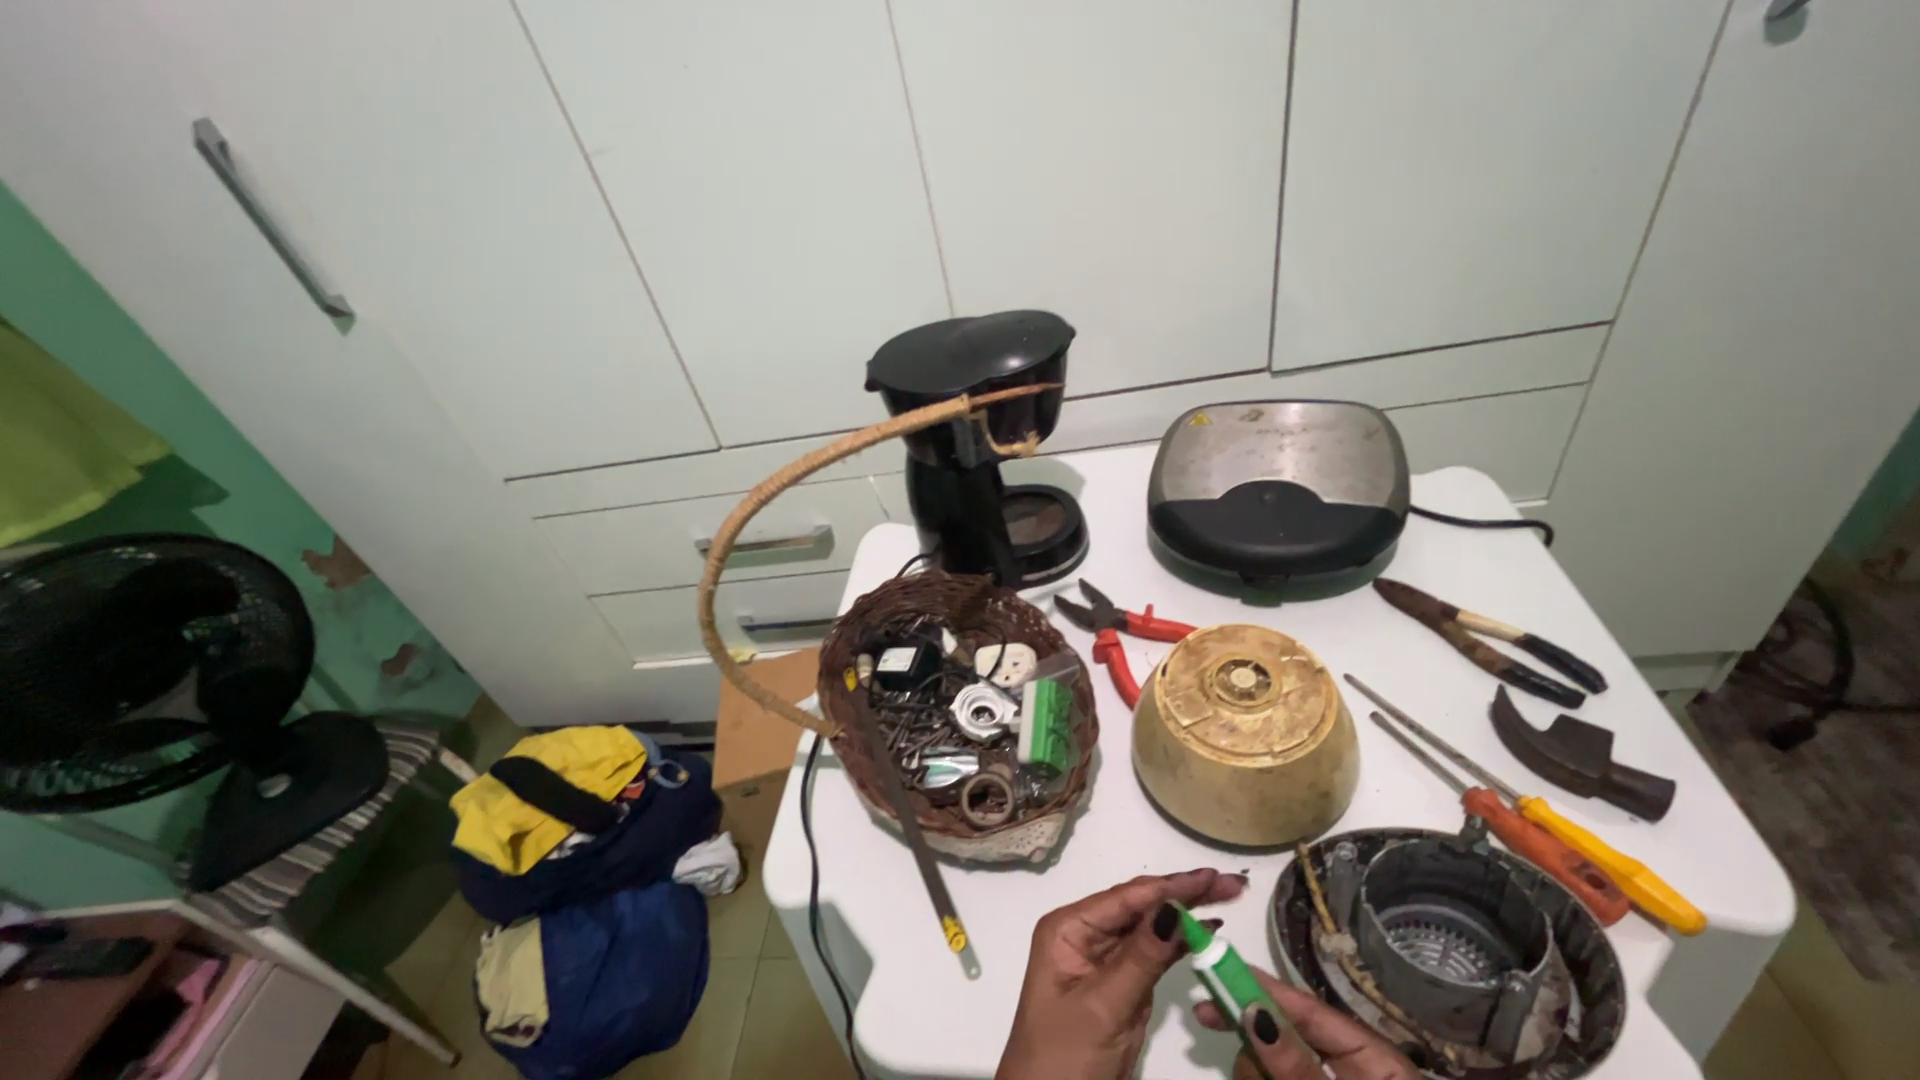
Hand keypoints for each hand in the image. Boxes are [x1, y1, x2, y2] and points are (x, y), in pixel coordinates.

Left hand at [996, 869, 1245, 1079]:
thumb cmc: (1062, 1057)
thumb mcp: (1102, 1006)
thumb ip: (1141, 958)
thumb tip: (1174, 909)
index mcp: (1069, 929)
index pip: (1126, 899)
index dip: (1170, 886)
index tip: (1211, 876)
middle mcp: (1086, 935)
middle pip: (1140, 906)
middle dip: (1184, 893)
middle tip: (1230, 883)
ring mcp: (1105, 961)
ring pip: (1151, 928)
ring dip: (1187, 914)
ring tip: (1227, 897)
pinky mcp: (1122, 987)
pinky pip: (1154, 956)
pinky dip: (1181, 945)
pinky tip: (1207, 933)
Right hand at [1194, 966, 1420, 1078]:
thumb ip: (1299, 1069)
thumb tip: (1253, 1013)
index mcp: (1370, 1058)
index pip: (1308, 1007)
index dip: (1262, 985)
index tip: (1216, 971)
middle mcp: (1345, 1069)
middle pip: (1283, 1031)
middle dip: (1248, 1031)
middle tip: (1204, 1018)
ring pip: (1270, 1065)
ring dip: (1255, 1072)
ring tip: (1257, 1079)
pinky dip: (1260, 1079)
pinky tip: (1254, 1079)